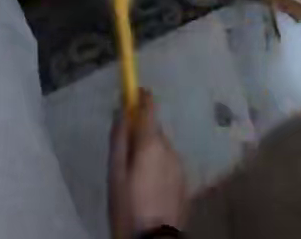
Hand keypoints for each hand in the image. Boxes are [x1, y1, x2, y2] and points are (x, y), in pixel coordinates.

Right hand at [107, 92, 187, 238]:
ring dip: (151, 154)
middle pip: (154, 130)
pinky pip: (169, 165)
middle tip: (127, 155)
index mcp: (151, 142)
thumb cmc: (128, 208)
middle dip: (141, 135)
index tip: (132, 93)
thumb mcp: (114, 174)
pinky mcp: (185, 182)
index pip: (149, 106)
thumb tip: (121, 110)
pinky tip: (150, 189)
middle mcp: (169, 147)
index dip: (141, 96)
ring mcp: (180, 165)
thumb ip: (118, 139)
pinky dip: (160, 169)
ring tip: (138, 179)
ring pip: (162, 149)